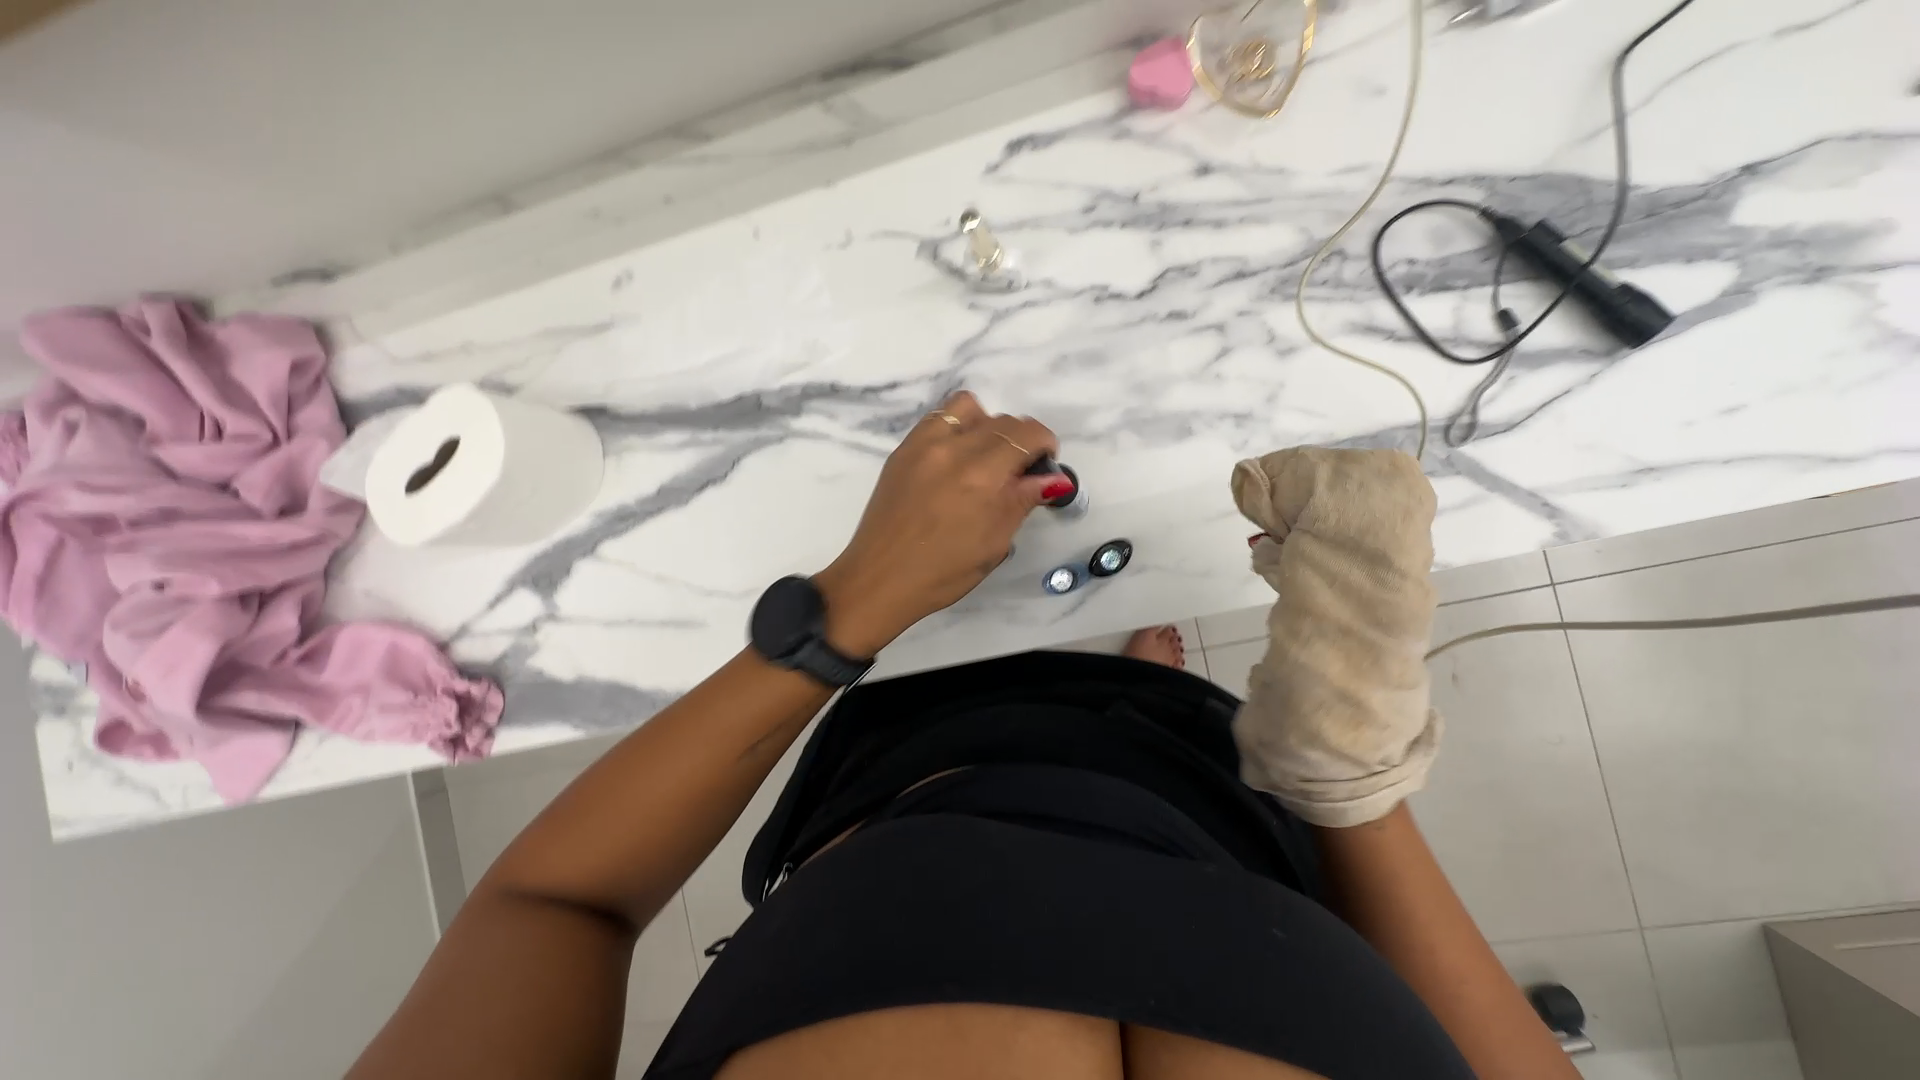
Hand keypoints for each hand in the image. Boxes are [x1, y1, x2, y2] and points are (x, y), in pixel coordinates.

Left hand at [812, 392, 1065, 656]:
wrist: (881, 579)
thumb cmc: (943, 572)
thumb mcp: (994, 543)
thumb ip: (1022, 501)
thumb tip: (1053, 478)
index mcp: (980, 476)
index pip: (1026, 434)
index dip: (1045, 443)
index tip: (1045, 464)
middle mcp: (952, 450)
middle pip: (1001, 420)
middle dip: (1020, 439)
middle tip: (1019, 470)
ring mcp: (923, 445)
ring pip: (968, 407)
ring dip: (987, 424)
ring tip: (986, 456)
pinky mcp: (902, 450)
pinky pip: (937, 419)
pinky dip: (956, 427)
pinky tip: (956, 458)